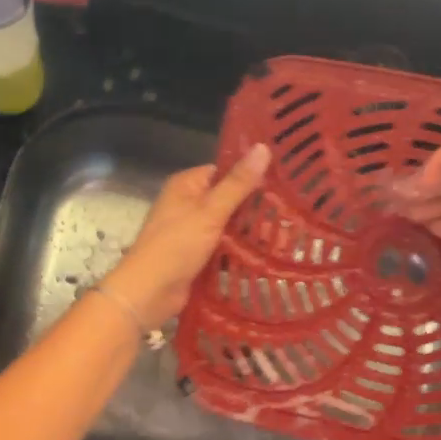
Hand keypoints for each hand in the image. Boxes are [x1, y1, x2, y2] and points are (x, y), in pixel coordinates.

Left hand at [101, 144, 271, 324]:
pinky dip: (241, 251)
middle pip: (229, 200)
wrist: (149, 292)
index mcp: (186, 185)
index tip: (283, 182)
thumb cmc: (176, 245)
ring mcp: (192, 232)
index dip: (250, 175)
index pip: (223, 171)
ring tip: (288, 236)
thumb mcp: (210, 211)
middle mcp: (188, 204)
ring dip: (251, 233)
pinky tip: (268, 256)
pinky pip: (224, 248)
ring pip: (228, 226)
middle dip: (255, 209)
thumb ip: (238, 183)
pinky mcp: (197, 256)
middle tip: (291, 214)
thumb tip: (263, 147)